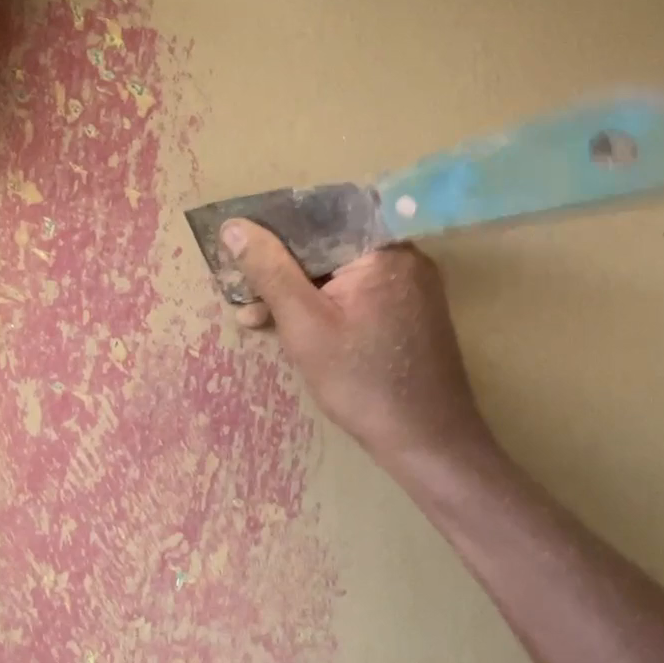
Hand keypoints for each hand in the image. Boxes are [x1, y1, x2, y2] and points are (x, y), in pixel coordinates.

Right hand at [220, 220, 489, 461]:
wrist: (429, 447)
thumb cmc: (363, 382)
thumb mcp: (303, 323)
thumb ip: (269, 269)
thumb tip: (234, 226)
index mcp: (383, 251)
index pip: (321, 215)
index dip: (275, 225)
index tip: (241, 243)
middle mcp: (401, 258)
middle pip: (326, 244)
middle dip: (279, 265)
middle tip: (242, 287)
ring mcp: (406, 287)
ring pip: (334, 270)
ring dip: (293, 290)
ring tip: (254, 317)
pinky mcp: (404, 312)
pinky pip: (350, 292)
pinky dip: (318, 305)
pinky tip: (285, 327)